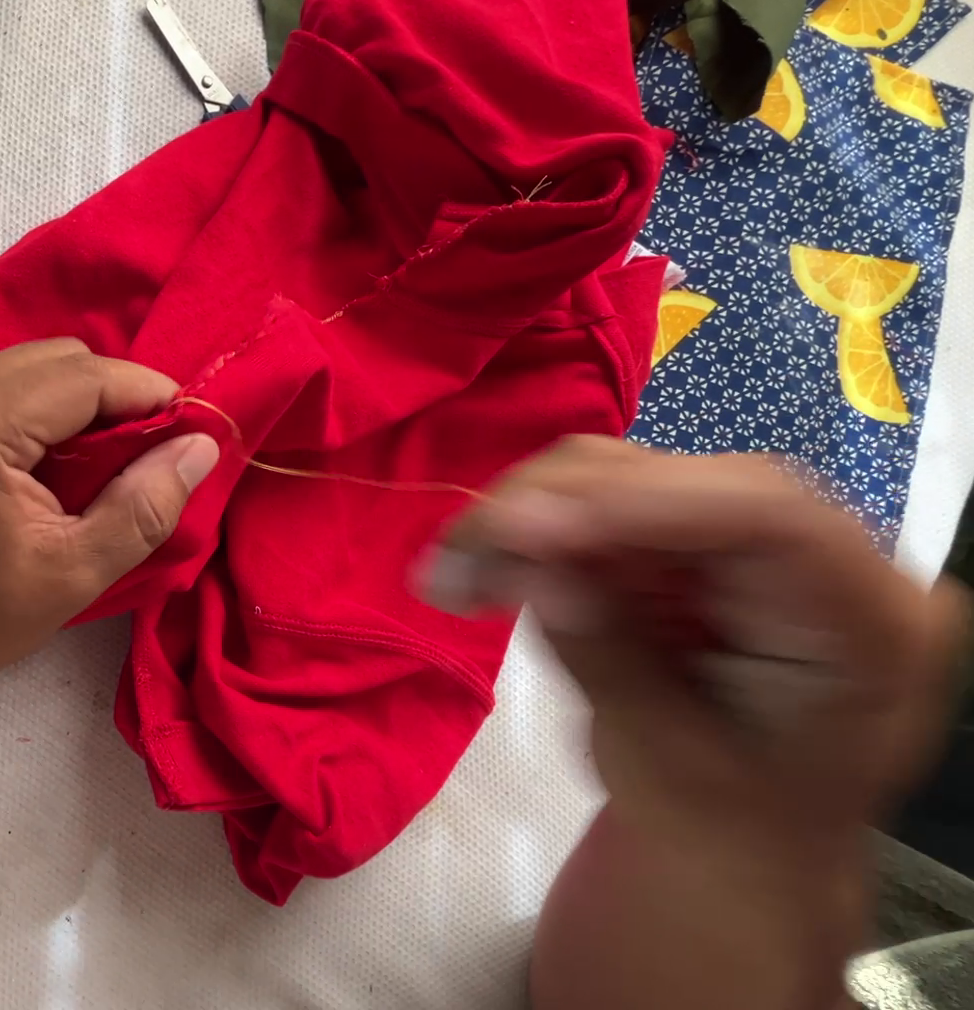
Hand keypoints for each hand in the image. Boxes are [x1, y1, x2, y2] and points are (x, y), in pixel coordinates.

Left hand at [0, 338, 219, 706]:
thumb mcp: (75, 572)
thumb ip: (145, 504)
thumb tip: (201, 444)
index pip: (85, 377)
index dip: (149, 396)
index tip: (191, 430)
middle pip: (59, 359)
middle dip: (115, 398)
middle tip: (147, 455)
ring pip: (32, 364)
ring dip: (80, 400)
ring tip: (102, 462)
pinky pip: (2, 380)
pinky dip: (42, 406)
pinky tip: (54, 457)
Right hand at [421, 436, 964, 849]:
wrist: (718, 833)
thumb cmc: (721, 820)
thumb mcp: (667, 758)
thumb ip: (608, 656)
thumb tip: (530, 566)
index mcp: (863, 620)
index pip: (767, 518)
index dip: (638, 505)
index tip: (525, 531)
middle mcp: (804, 555)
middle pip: (672, 478)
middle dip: (549, 506)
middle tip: (455, 556)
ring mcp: (725, 541)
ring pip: (609, 476)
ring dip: (514, 517)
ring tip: (447, 576)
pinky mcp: (660, 542)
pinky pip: (573, 506)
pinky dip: (510, 536)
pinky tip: (469, 574)